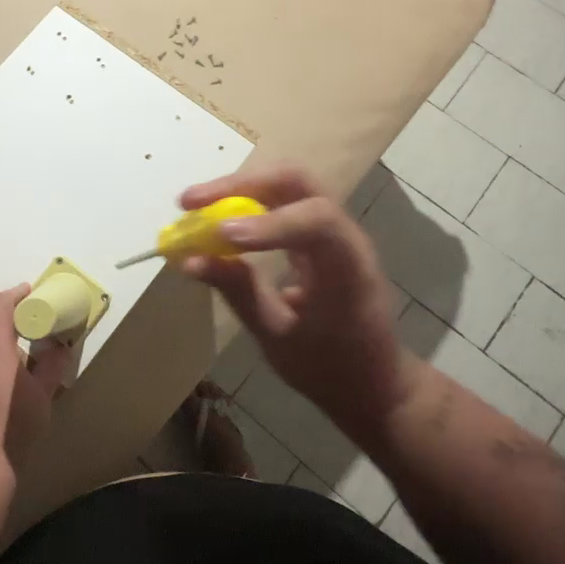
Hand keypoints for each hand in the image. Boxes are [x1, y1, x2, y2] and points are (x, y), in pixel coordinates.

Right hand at [179, 166, 420, 434]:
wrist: (374, 381)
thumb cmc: (331, 368)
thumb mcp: (278, 339)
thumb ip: (239, 293)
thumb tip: (189, 260)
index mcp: (348, 270)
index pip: (317, 221)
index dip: (268, 222)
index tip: (220, 235)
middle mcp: (345, 237)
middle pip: (296, 182)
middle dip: (240, 185)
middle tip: (191, 203)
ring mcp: (333, 230)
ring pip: (286, 184)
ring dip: (237, 188)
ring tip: (193, 205)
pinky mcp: (317, 233)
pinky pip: (281, 201)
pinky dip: (244, 201)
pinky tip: (214, 217)